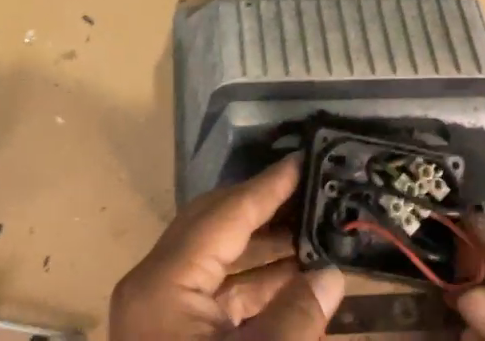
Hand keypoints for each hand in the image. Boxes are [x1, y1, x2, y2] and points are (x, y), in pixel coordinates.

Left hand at [110, 156, 344, 339]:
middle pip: (213, 229)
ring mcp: (161, 316)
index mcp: (163, 282)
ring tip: (313, 232)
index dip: (266, 189)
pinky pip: (216, 298)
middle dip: (263, 212)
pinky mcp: (173, 340)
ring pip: (216, 264)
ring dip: (263, 250)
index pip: (223, 216)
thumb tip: (329, 273)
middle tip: (310, 191)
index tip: (300, 160)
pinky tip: (296, 281)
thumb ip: (296, 315)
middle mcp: (155, 287)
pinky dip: (254, 287)